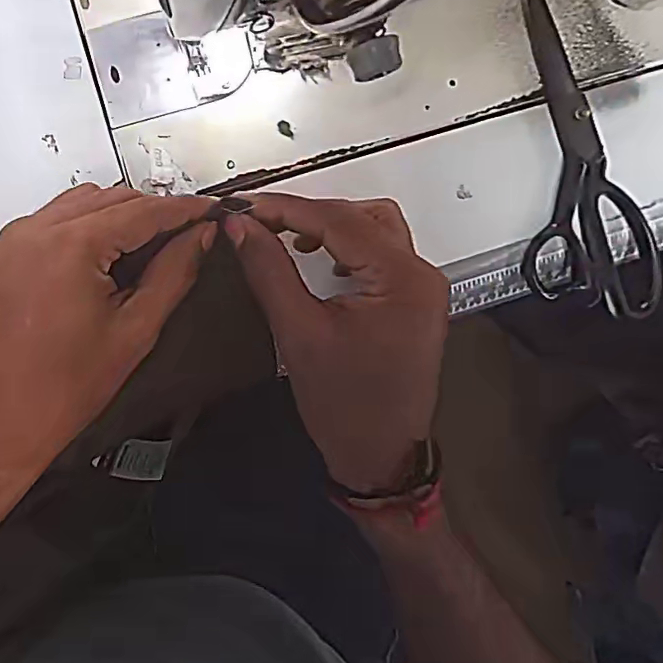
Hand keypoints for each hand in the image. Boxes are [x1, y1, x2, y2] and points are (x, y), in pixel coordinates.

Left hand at [0, 185, 216, 552]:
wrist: (2, 419)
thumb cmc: (54, 390)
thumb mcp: (134, 330)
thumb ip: (174, 273)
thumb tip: (196, 240)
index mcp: (68, 248)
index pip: (141, 210)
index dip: (183, 210)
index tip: (205, 211)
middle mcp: (36, 233)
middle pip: (113, 197)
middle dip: (153, 212)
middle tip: (187, 234)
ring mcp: (17, 240)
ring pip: (85, 200)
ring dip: (121, 214)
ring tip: (150, 249)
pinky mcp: (9, 251)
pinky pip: (58, 216)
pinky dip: (89, 224)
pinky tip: (110, 253)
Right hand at [225, 195, 449, 491]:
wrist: (379, 455)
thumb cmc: (345, 406)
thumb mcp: (297, 331)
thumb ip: (268, 269)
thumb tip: (242, 227)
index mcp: (401, 280)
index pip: (338, 220)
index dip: (285, 208)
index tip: (246, 207)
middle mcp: (420, 276)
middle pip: (360, 215)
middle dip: (306, 212)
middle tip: (260, 219)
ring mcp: (420, 287)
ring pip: (374, 226)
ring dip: (329, 224)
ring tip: (286, 237)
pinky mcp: (411, 299)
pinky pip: (379, 250)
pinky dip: (345, 244)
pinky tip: (318, 259)